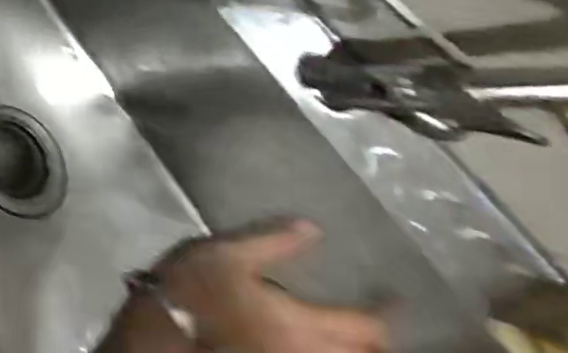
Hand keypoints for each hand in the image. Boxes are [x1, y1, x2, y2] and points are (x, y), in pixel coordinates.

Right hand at [157, 220, 388, 352]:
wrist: (171, 328)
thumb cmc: (199, 286)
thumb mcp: (228, 254)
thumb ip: (273, 243)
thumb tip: (313, 228)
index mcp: (304, 324)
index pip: (367, 325)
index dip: (386, 311)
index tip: (396, 296)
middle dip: (376, 338)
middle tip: (373, 317)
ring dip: (355, 350)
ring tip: (352, 334)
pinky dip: (330, 352)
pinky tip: (319, 341)